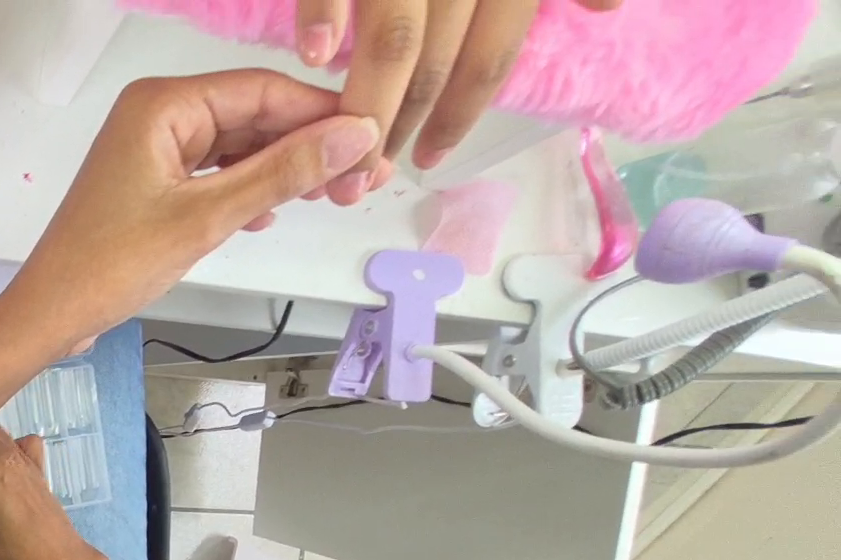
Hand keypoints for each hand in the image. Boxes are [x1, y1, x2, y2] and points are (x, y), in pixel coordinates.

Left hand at [2, 70, 378, 355]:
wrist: (49, 315)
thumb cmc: (110, 267)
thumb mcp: (204, 219)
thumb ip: (281, 173)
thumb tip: (356, 134)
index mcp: (161, 105)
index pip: (263, 92)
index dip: (323, 116)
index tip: (373, 144)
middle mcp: (155, 116)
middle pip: (251, 117)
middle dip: (304, 149)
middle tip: (358, 182)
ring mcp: (150, 152)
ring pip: (233, 149)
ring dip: (277, 173)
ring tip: (326, 198)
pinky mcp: (147, 185)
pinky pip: (209, 175)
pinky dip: (240, 191)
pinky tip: (266, 213)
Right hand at [299, 0, 623, 204]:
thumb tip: (610, 9)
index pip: (491, 58)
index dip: (460, 115)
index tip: (430, 159)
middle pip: (433, 63)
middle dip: (396, 130)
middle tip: (363, 178)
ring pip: (392, 44)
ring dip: (361, 107)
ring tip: (334, 147)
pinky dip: (322, 15)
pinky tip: (315, 53)